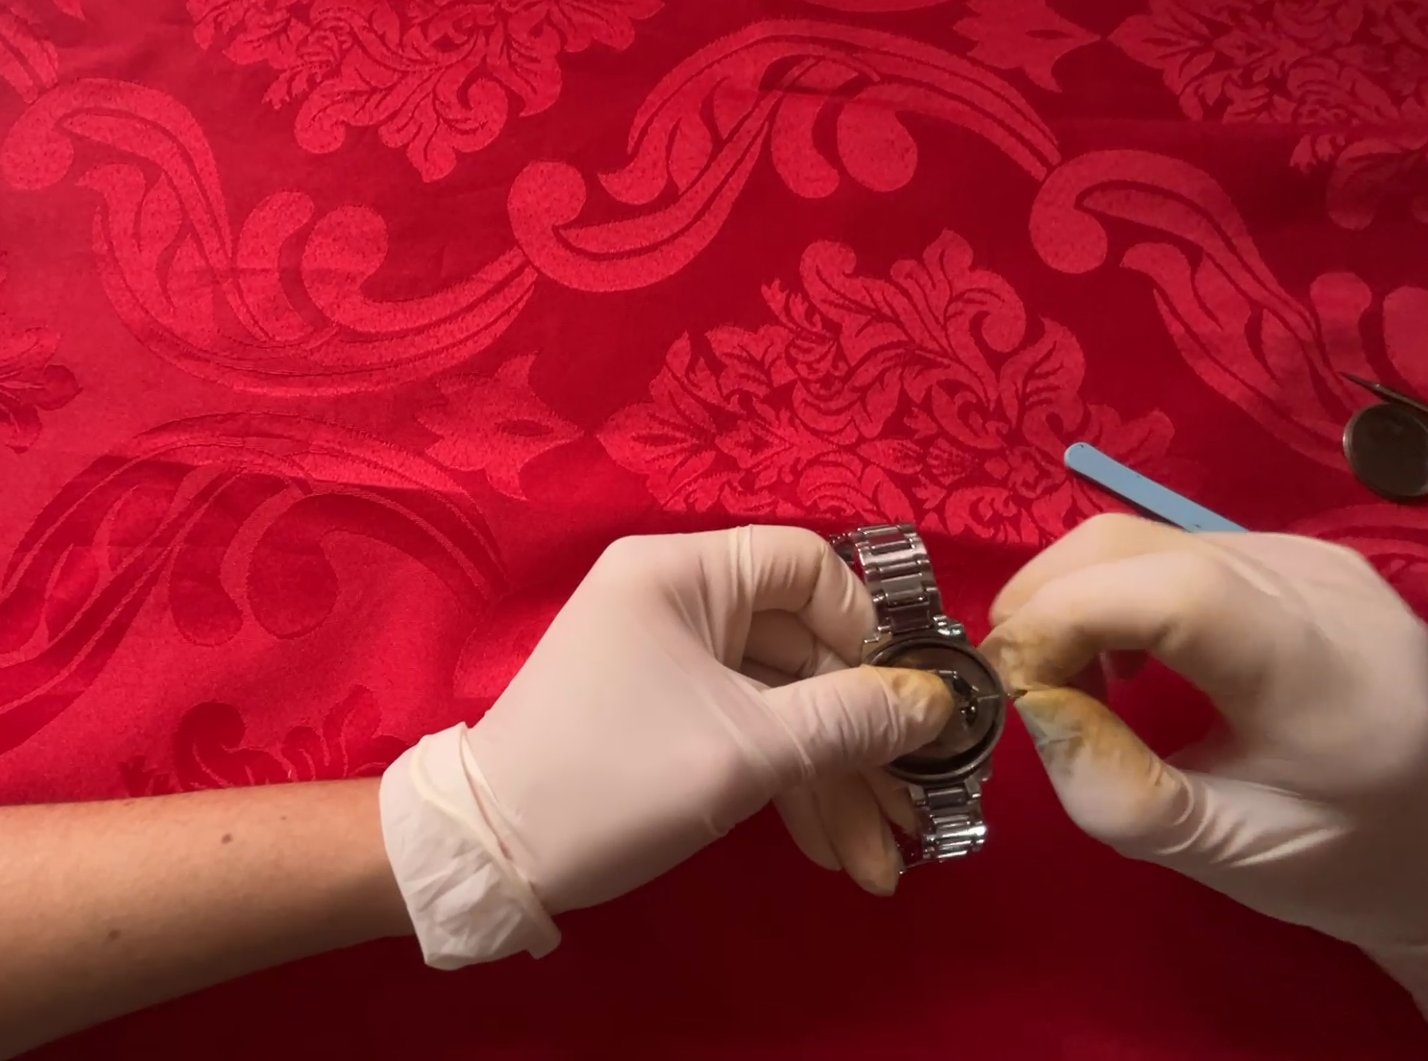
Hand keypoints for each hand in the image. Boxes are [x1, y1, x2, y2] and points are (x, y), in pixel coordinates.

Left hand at [379, 526, 953, 967]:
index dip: (862, 627)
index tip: (897, 703)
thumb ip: (850, 718)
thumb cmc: (617, 778)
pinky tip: (824, 847)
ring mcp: (666, 653)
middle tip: (907, 811)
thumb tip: (933, 701)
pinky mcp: (662, 704)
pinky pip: (739, 723)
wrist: (495, 852)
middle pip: (797, 645)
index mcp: (680, 571)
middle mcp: (673, 596)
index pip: (803, 564)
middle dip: (854, 735)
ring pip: (773, 698)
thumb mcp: (747, 748)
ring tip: (874, 862)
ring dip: (826, 775)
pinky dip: (781, 779)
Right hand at [983, 515, 1427, 1053]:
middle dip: (1038, 604)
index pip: (1173, 596)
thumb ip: (1106, 785)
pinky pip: (1146, 548)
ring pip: (1123, 539)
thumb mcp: (1209, 849)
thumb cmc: (1329, 857)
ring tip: (1066, 669)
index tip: (1010, 679)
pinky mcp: (1279, 550)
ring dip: (1059, 596)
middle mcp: (1320, 592)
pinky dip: (1095, 591)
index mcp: (1327, 682)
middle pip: (1125, 549)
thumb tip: (1028, 693)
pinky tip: (1118, 651)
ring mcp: (1301, 559)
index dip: (1060, 619)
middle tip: (1017, 675)